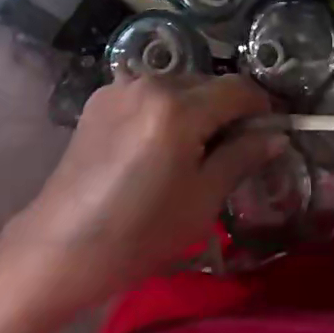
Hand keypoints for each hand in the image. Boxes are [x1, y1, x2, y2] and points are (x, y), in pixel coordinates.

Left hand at [0, 74, 281, 312]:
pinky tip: (154, 146)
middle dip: (227, 109)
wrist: (57, 249)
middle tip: (230, 149)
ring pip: (179, 86)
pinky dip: (163, 110)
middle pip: (208, 83)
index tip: (269, 132)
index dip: (262, 107)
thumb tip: (275, 135)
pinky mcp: (100, 97)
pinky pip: (148, 93)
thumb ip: (242, 157)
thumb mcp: (202, 201)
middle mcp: (151, 83)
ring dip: (195, 108)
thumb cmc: (138, 234)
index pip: (239, 88)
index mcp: (179, 108)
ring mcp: (121, 87)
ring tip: (188, 150)